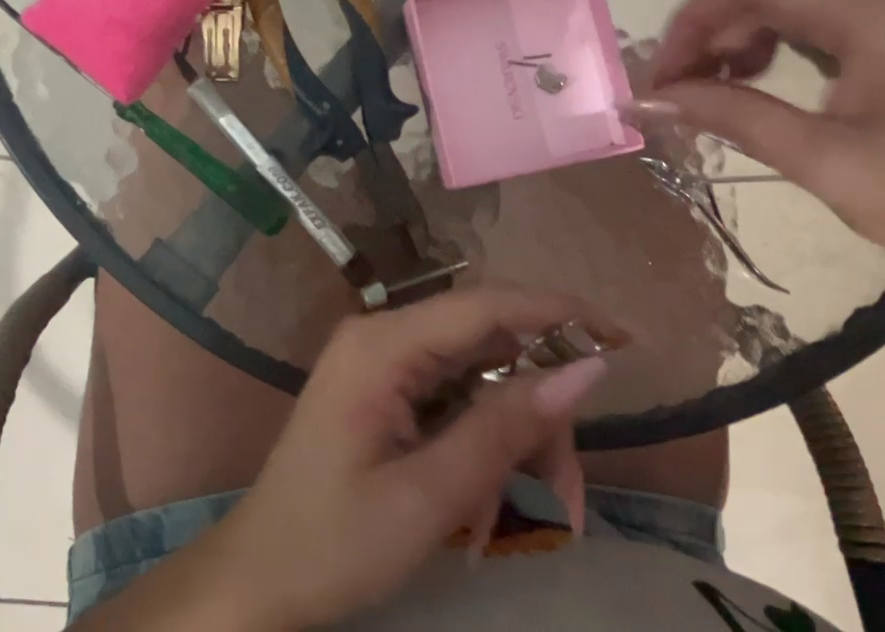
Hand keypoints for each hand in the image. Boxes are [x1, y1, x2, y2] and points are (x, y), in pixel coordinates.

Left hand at [196, 287, 614, 629]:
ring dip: (518, 437)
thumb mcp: (428, 496)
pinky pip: (457, 400)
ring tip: (538, 511)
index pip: (488, 304)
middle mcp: (382, 338)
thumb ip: (505, 427)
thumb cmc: (332, 543)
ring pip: (481, 378)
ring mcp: (382, 364)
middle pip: (490, 344)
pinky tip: (492, 502)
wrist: (258, 580)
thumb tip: (587, 368)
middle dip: (539, 408)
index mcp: (382, 345)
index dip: (561, 314)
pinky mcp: (386, 393)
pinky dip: (488, 445)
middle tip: (570, 485)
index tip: (626, 339)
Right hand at [627, 0, 884, 272]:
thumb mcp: (822, 161)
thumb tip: (648, 101)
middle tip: (681, 91)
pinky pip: (839, 13)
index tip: (660, 77)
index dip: (692, 22)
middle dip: (716, 33)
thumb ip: (731, 117)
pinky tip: (774, 79)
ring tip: (722, 90)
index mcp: (883, 8)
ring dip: (750, 37)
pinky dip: (791, 41)